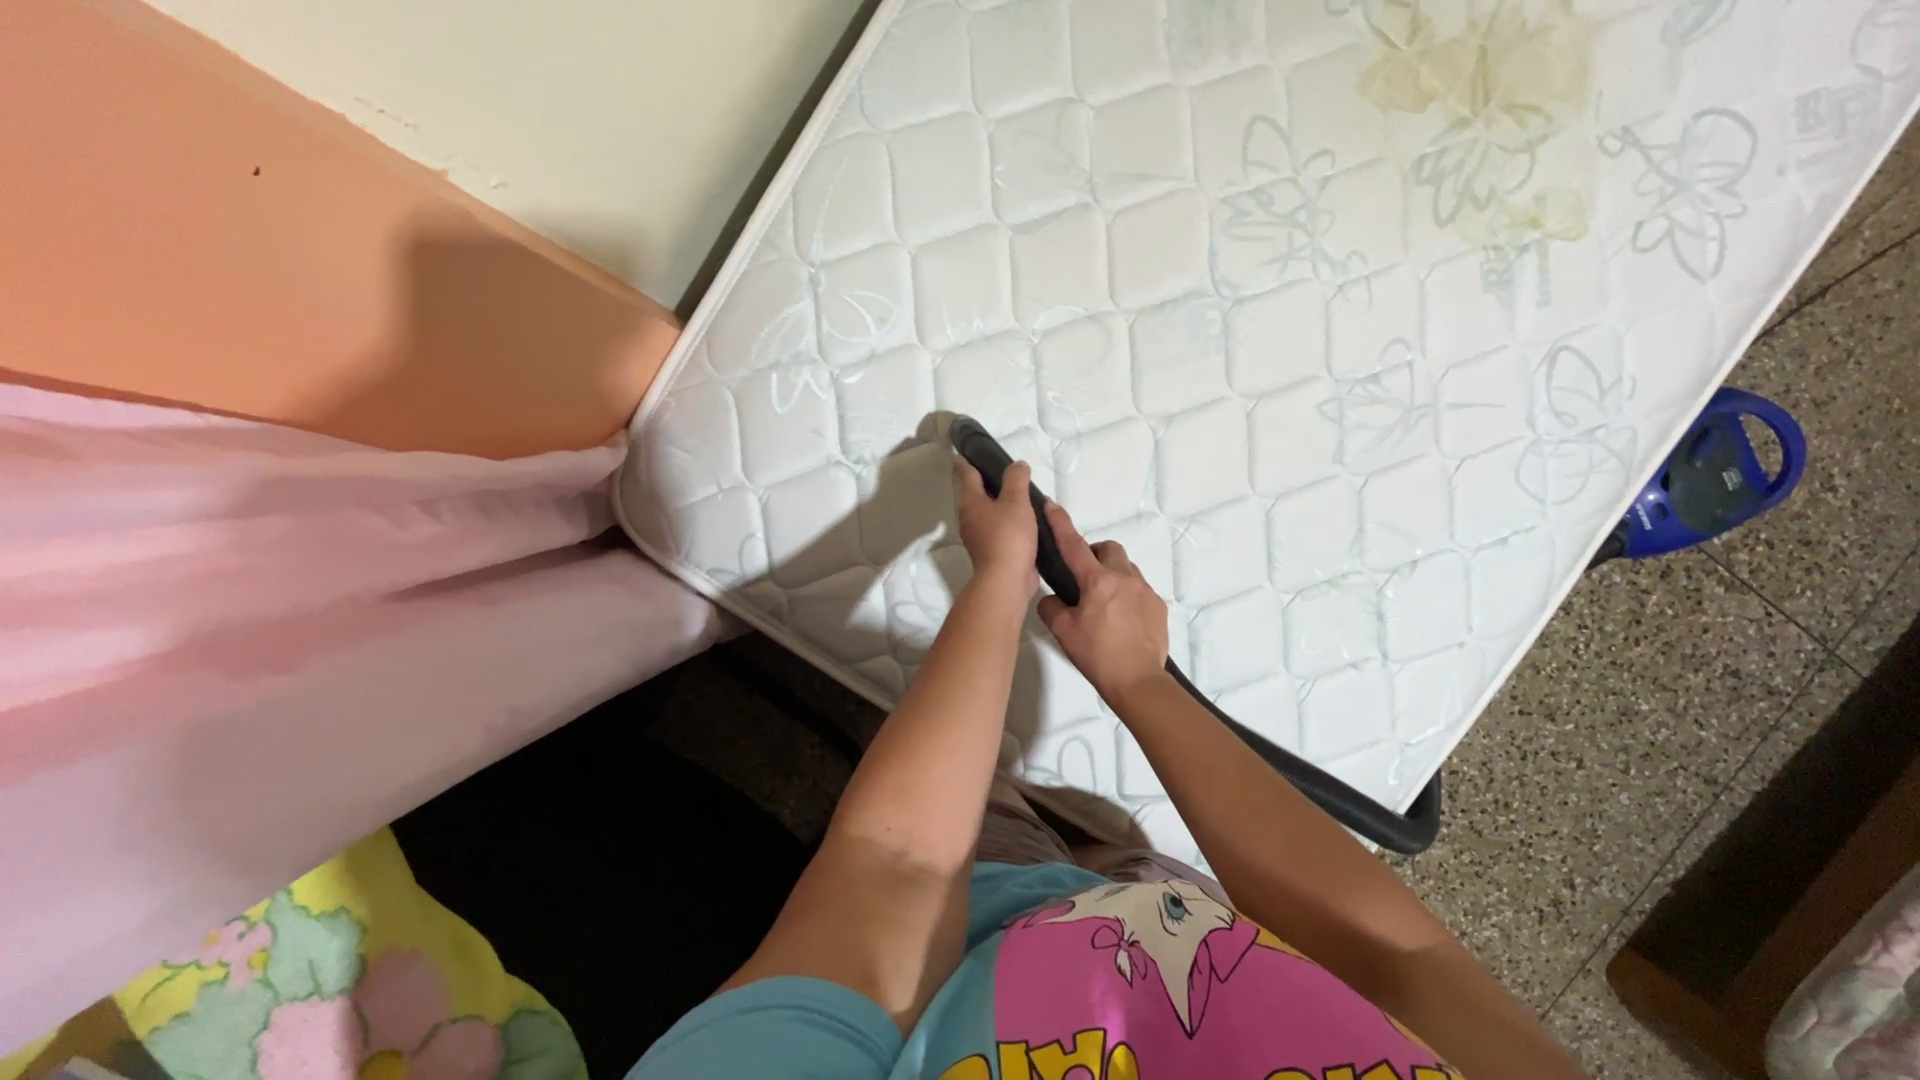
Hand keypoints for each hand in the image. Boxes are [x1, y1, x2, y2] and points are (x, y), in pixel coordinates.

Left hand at [954, 455, 1039, 594]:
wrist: (1006, 580)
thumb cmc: (1008, 536)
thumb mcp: (1016, 501)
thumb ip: (1016, 479)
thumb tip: (1017, 465)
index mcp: (970, 502)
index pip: (966, 473)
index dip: (965, 460)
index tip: (963, 451)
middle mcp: (969, 517)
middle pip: (975, 493)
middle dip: (984, 481)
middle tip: (1002, 470)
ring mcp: (979, 536)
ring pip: (987, 511)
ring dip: (998, 502)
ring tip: (1017, 493)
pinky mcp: (991, 550)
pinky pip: (998, 528)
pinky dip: (1006, 520)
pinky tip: (1022, 518)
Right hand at [1035, 501, 1169, 704]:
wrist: (1138, 682)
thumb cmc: (1097, 656)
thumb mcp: (1064, 633)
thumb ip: (1051, 608)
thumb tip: (1051, 598)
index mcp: (1098, 582)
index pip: (1074, 546)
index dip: (1060, 524)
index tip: (1052, 505)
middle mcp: (1125, 578)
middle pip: (1108, 549)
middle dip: (1094, 554)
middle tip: (1083, 577)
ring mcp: (1146, 591)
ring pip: (1126, 568)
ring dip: (1112, 574)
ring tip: (1103, 602)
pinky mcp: (1158, 607)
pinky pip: (1139, 589)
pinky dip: (1127, 595)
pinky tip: (1121, 620)